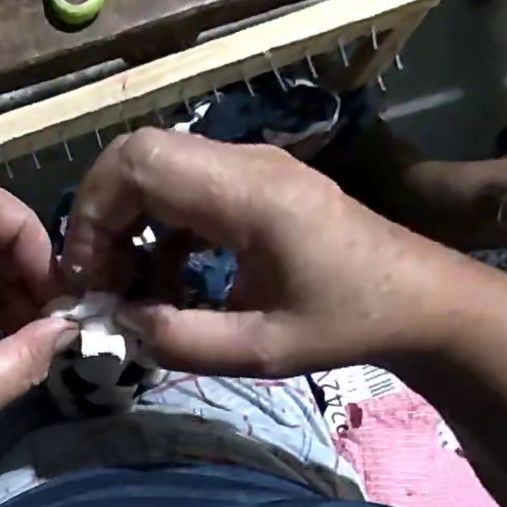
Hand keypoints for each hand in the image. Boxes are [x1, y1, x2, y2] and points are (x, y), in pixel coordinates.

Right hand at [61, 128, 471, 377]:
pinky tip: (161, 281)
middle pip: (135, 156)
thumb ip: (179, 340)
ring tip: (126, 285)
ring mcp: (246, 168)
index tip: (89, 274)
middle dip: (98, 217)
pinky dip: (149, 234)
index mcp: (249, 195)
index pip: (139, 163)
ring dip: (121, 226)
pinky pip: (174, 192)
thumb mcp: (258, 350)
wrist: (418, 298)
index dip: (92, 213)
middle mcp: (244, 164)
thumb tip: (119, 320)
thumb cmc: (345, 323)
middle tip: (99, 278)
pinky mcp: (246, 185)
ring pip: (149, 170)